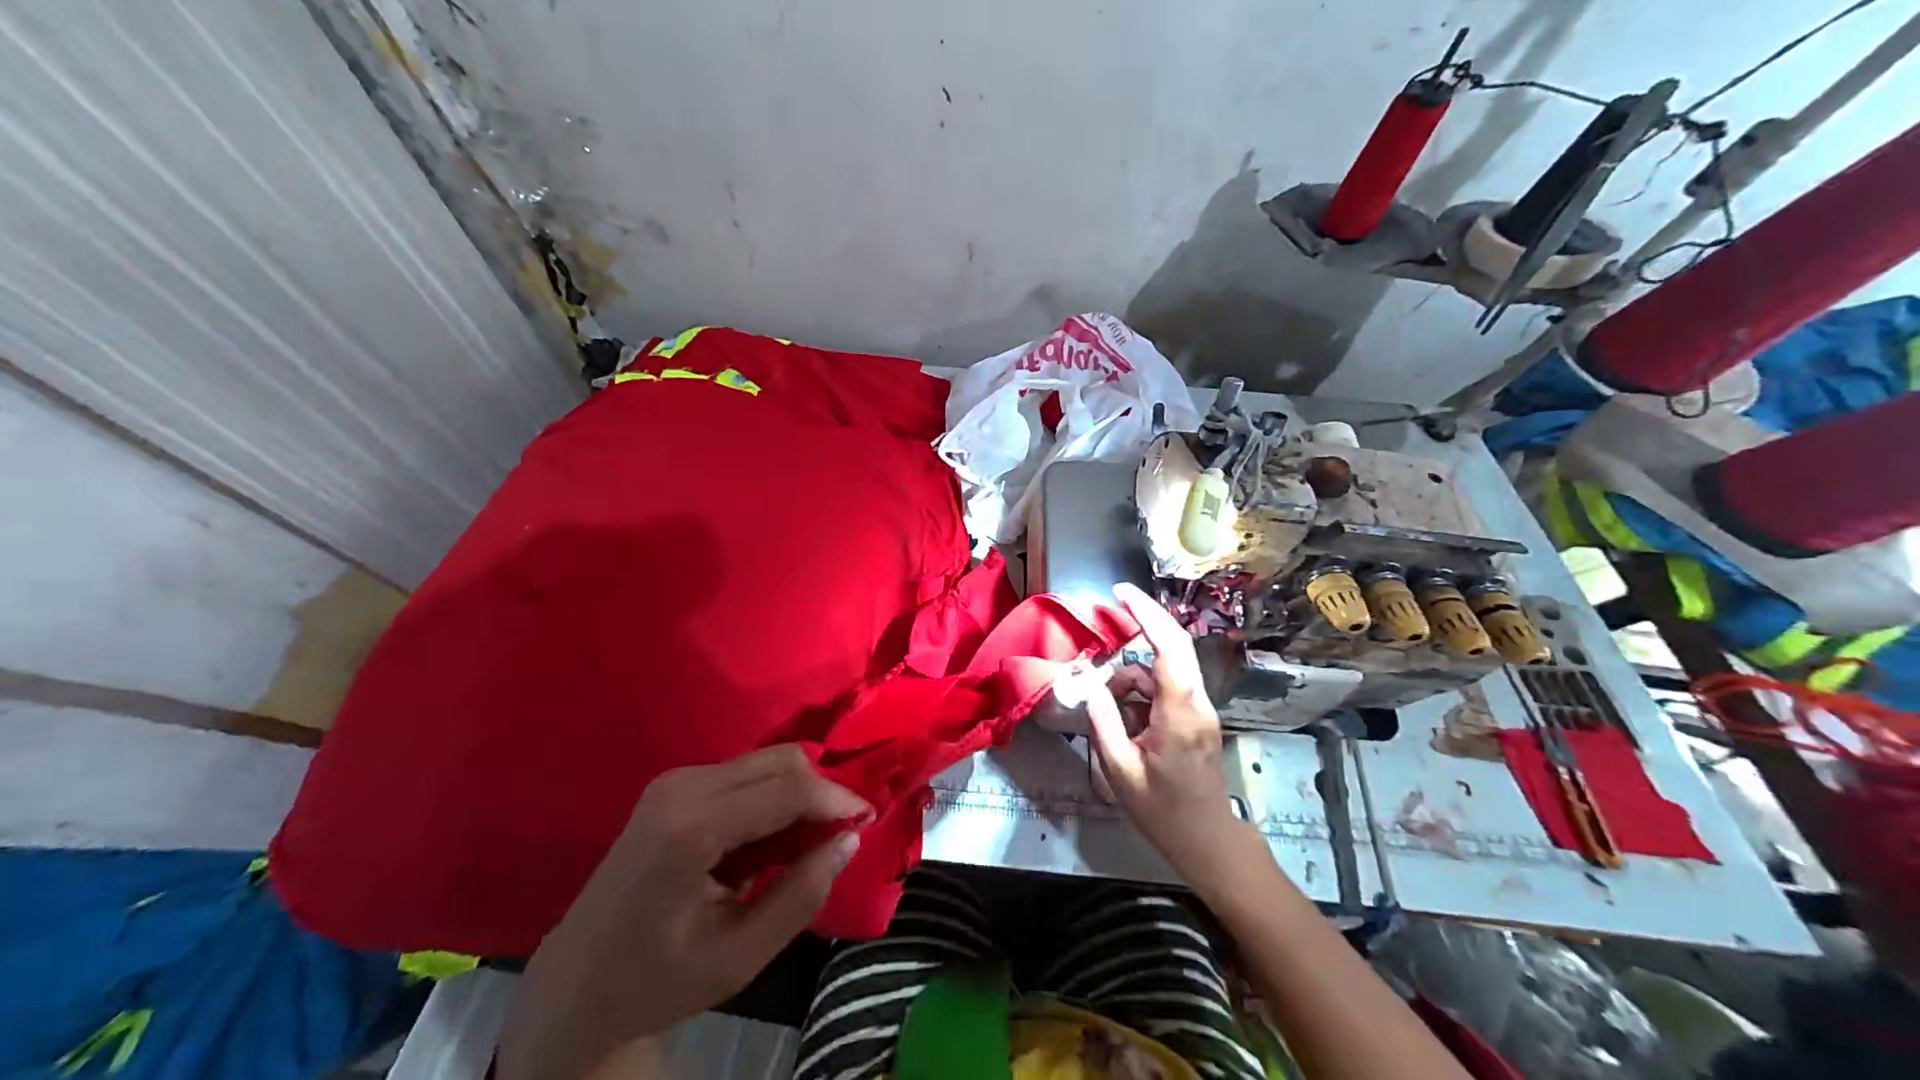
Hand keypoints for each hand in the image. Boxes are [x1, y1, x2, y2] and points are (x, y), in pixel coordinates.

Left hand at [498, 746, 869, 1079]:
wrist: (576, 981)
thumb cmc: (657, 980)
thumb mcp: (740, 955)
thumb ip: (800, 894)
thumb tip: (850, 839)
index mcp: (692, 827)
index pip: (787, 788)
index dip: (837, 799)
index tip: (870, 821)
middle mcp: (683, 786)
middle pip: (780, 762)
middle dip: (823, 791)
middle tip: (846, 833)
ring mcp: (675, 781)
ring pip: (765, 762)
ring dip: (799, 792)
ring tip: (812, 841)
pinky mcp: (674, 785)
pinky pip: (744, 773)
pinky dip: (774, 795)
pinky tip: (775, 836)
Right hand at [1083, 583, 1255, 885]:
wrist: (1207, 840)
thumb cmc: (1163, 811)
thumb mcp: (1120, 769)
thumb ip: (1103, 720)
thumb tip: (1088, 682)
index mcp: (1179, 713)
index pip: (1168, 648)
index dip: (1146, 614)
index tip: (1120, 592)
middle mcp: (1197, 703)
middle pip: (1174, 645)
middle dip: (1144, 622)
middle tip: (1112, 611)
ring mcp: (1201, 709)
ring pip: (1165, 668)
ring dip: (1133, 674)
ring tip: (1108, 705)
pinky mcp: (1197, 717)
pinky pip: (1167, 687)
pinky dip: (1142, 691)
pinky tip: (1125, 718)